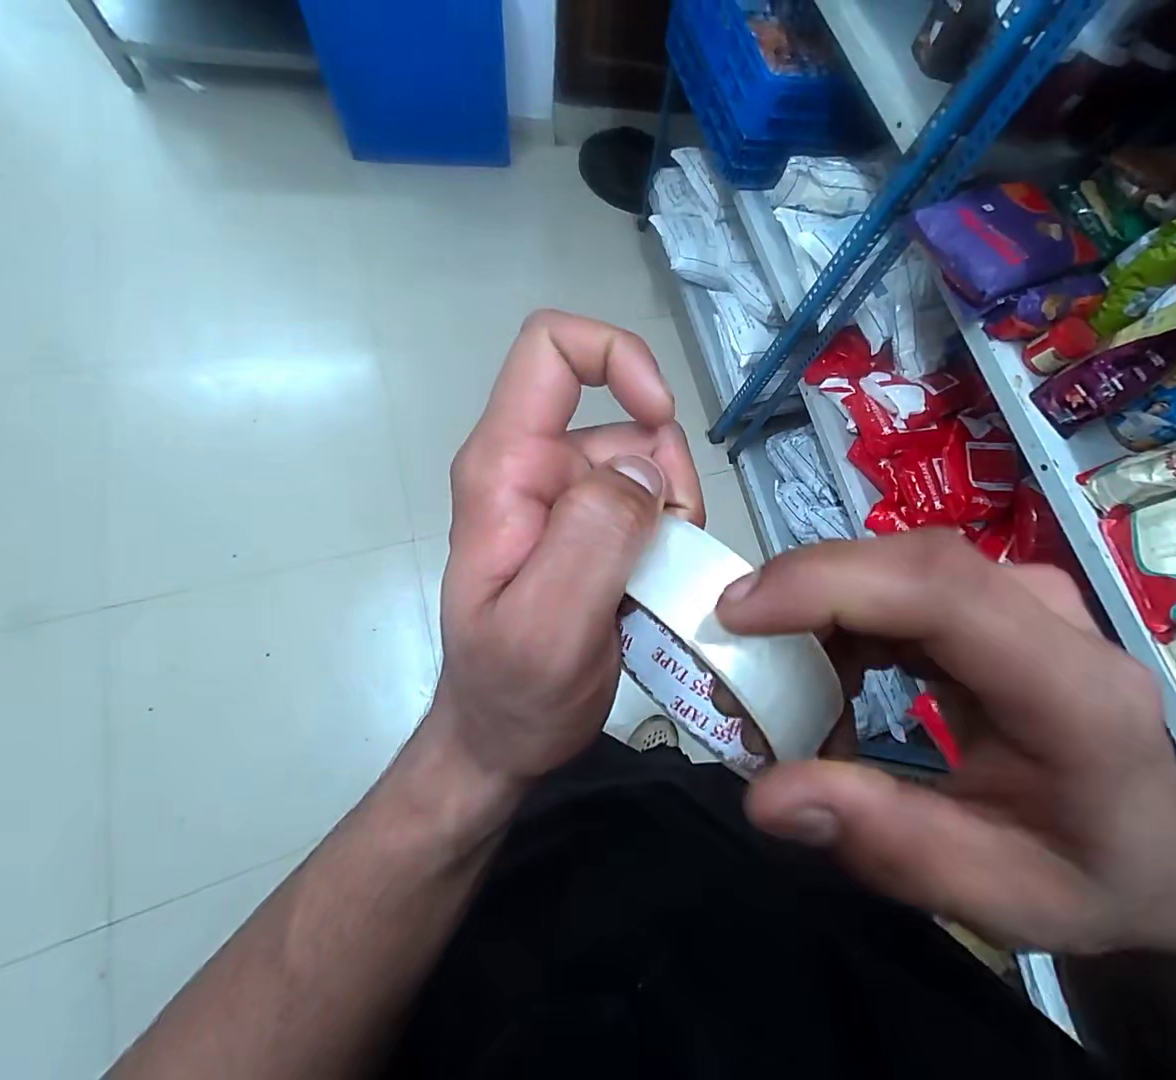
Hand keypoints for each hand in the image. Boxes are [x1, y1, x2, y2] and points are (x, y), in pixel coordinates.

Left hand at [426, 310, 703, 782]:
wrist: (503, 739)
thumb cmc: (513, 690)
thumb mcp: (549, 624)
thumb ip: (593, 538)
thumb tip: (646, 468)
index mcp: (505, 468)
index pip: (550, 350)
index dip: (616, 358)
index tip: (661, 418)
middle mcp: (535, 468)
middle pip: (625, 416)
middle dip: (666, 475)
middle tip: (665, 551)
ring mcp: (566, 499)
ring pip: (650, 463)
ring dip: (672, 514)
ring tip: (657, 579)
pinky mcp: (592, 530)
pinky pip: (652, 503)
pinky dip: (671, 535)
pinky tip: (658, 582)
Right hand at [715, 530, 1175, 961]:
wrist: (1150, 858)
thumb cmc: (1087, 879)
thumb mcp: (992, 892)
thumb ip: (884, 842)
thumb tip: (765, 795)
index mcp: (1075, 689)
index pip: (943, 591)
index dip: (830, 584)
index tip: (737, 613)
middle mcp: (1053, 616)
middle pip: (909, 566)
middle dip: (803, 601)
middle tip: (731, 667)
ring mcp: (1024, 597)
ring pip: (893, 569)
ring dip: (817, 620)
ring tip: (776, 698)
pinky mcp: (994, 602)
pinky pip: (898, 589)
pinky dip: (843, 629)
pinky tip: (828, 687)